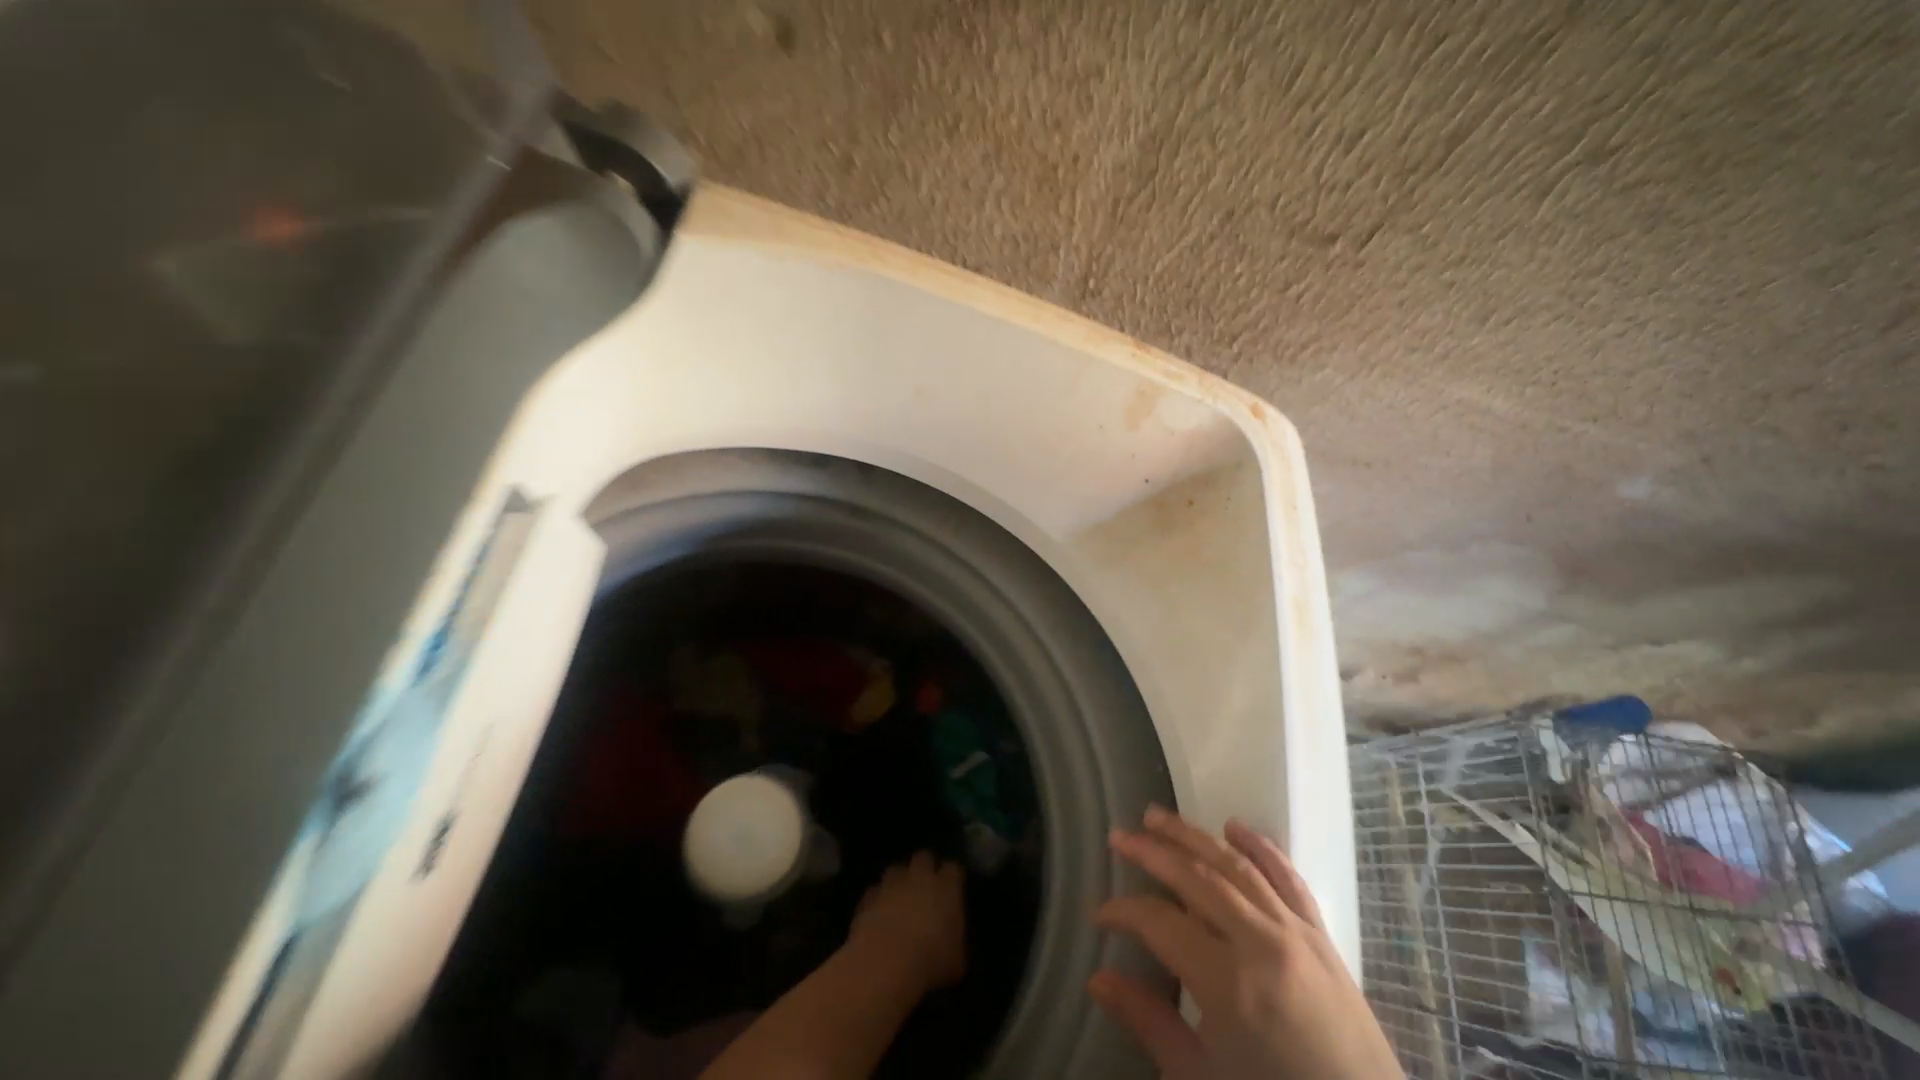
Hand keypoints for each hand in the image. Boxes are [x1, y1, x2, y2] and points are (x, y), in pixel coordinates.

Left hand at [847, 852, 966, 994]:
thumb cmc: (931, 962)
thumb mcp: (957, 961)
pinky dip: (878, 899)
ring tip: (900, 899)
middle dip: (925, 868)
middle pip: (923, 858)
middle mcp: (919, 878)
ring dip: (899, 881)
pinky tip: (878, 915)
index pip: (954, 869)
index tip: (953, 889)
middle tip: (926, 888)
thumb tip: (953, 942)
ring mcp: (890, 885)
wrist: (885, 964)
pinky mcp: (867, 898)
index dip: (953, 878)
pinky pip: (874, 891)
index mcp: (947, 888)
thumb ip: (956, 942)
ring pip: (896, 870)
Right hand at [1091, 807, 1403, 1079]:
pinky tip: (1235, 827)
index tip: (1100, 914)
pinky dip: (1261, 848)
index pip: (1161, 923)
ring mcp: (1297, 934)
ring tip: (1159, 817)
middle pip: (1197, 879)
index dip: (1124, 911)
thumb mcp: (1199, 1077)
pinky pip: (1288, 879)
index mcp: (1228, 984)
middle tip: (1119, 836)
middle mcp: (1262, 944)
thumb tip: (1099, 980)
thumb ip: (1150, 1023)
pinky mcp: (1323, 938)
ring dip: (1195, 836)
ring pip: (1237, 868)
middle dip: (1153, 853)